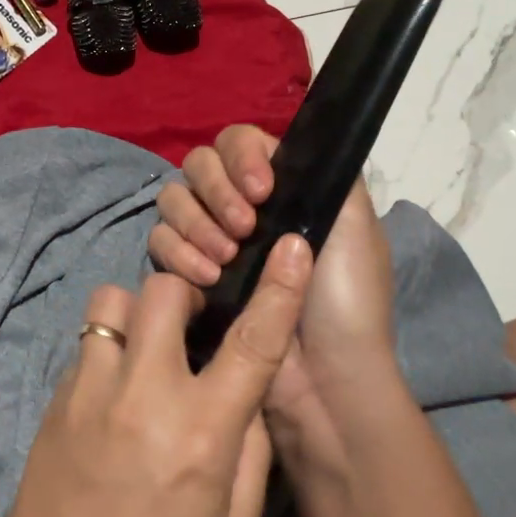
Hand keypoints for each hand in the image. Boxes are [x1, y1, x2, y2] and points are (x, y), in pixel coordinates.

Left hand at [0, 256, 310, 516]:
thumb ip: (248, 457)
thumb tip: (247, 398)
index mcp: (200, 436)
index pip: (251, 344)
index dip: (278, 290)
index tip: (292, 244)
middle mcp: (142, 395)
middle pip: (164, 291)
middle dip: (186, 294)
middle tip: (193, 328)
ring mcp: (89, 389)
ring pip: (112, 302)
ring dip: (138, 315)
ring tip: (148, 354)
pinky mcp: (55, 396)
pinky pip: (88, 343)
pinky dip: (109, 349)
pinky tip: (116, 390)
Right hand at [149, 125, 401, 471]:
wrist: (325, 379)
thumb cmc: (347, 301)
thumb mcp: (356, 225)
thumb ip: (328, 170)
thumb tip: (285, 138)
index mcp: (281, 189)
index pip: (239, 141)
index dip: (241, 156)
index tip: (261, 188)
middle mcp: (241, 207)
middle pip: (198, 165)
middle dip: (216, 192)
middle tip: (245, 228)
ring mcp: (209, 240)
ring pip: (173, 200)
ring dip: (196, 224)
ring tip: (226, 260)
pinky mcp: (185, 275)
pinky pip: (159, 242)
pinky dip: (179, 254)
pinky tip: (207, 278)